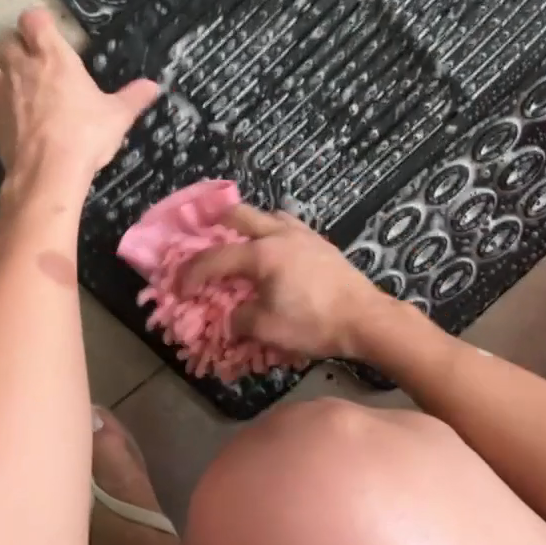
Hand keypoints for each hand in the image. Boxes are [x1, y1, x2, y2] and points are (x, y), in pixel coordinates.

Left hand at [0, 8, 159, 188]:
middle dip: (16, 46)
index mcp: (53, 57)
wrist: (50, 171)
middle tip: (33, 60)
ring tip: (4, 76)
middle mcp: (21, 67)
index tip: (48, 32)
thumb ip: (134, 97)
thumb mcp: (118, 115)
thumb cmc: (86, 135)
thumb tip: (154, 86)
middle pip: (6, 40)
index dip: (38, 22)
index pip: (33, 20)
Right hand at [177, 206, 412, 360]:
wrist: (366, 318)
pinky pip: (289, 224)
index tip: (179, 288)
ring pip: (266, 215)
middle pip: (238, 215)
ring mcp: (302, 234)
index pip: (214, 259)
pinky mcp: (320, 242)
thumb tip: (232, 317)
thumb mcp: (267, 329)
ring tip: (240, 242)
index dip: (191, 273)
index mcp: (261, 254)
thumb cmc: (314, 323)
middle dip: (214, 225)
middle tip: (203, 239)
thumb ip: (240, 319)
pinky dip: (273, 230)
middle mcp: (278, 234)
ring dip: (247, 225)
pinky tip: (276, 248)